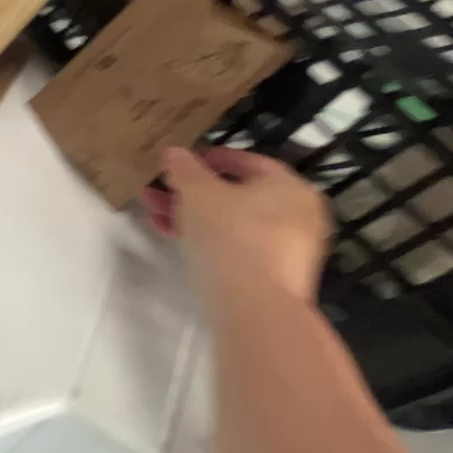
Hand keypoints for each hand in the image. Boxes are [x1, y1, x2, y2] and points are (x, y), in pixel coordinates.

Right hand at [140, 146, 330, 304]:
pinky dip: (205, 234)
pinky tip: (172, 233)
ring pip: (231, 218)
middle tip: (158, 188)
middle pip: (236, 192)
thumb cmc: (229, 232)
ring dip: (191, 211)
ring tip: (154, 211)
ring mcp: (287, 244)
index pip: (247, 160)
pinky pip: (234, 241)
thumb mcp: (196, 191)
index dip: (208, 157)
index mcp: (289, 187)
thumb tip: (175, 152)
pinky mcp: (271, 268)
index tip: (176, 161)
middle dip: (191, 189)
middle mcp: (297, 212)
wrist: (252, 300)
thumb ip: (183, 167)